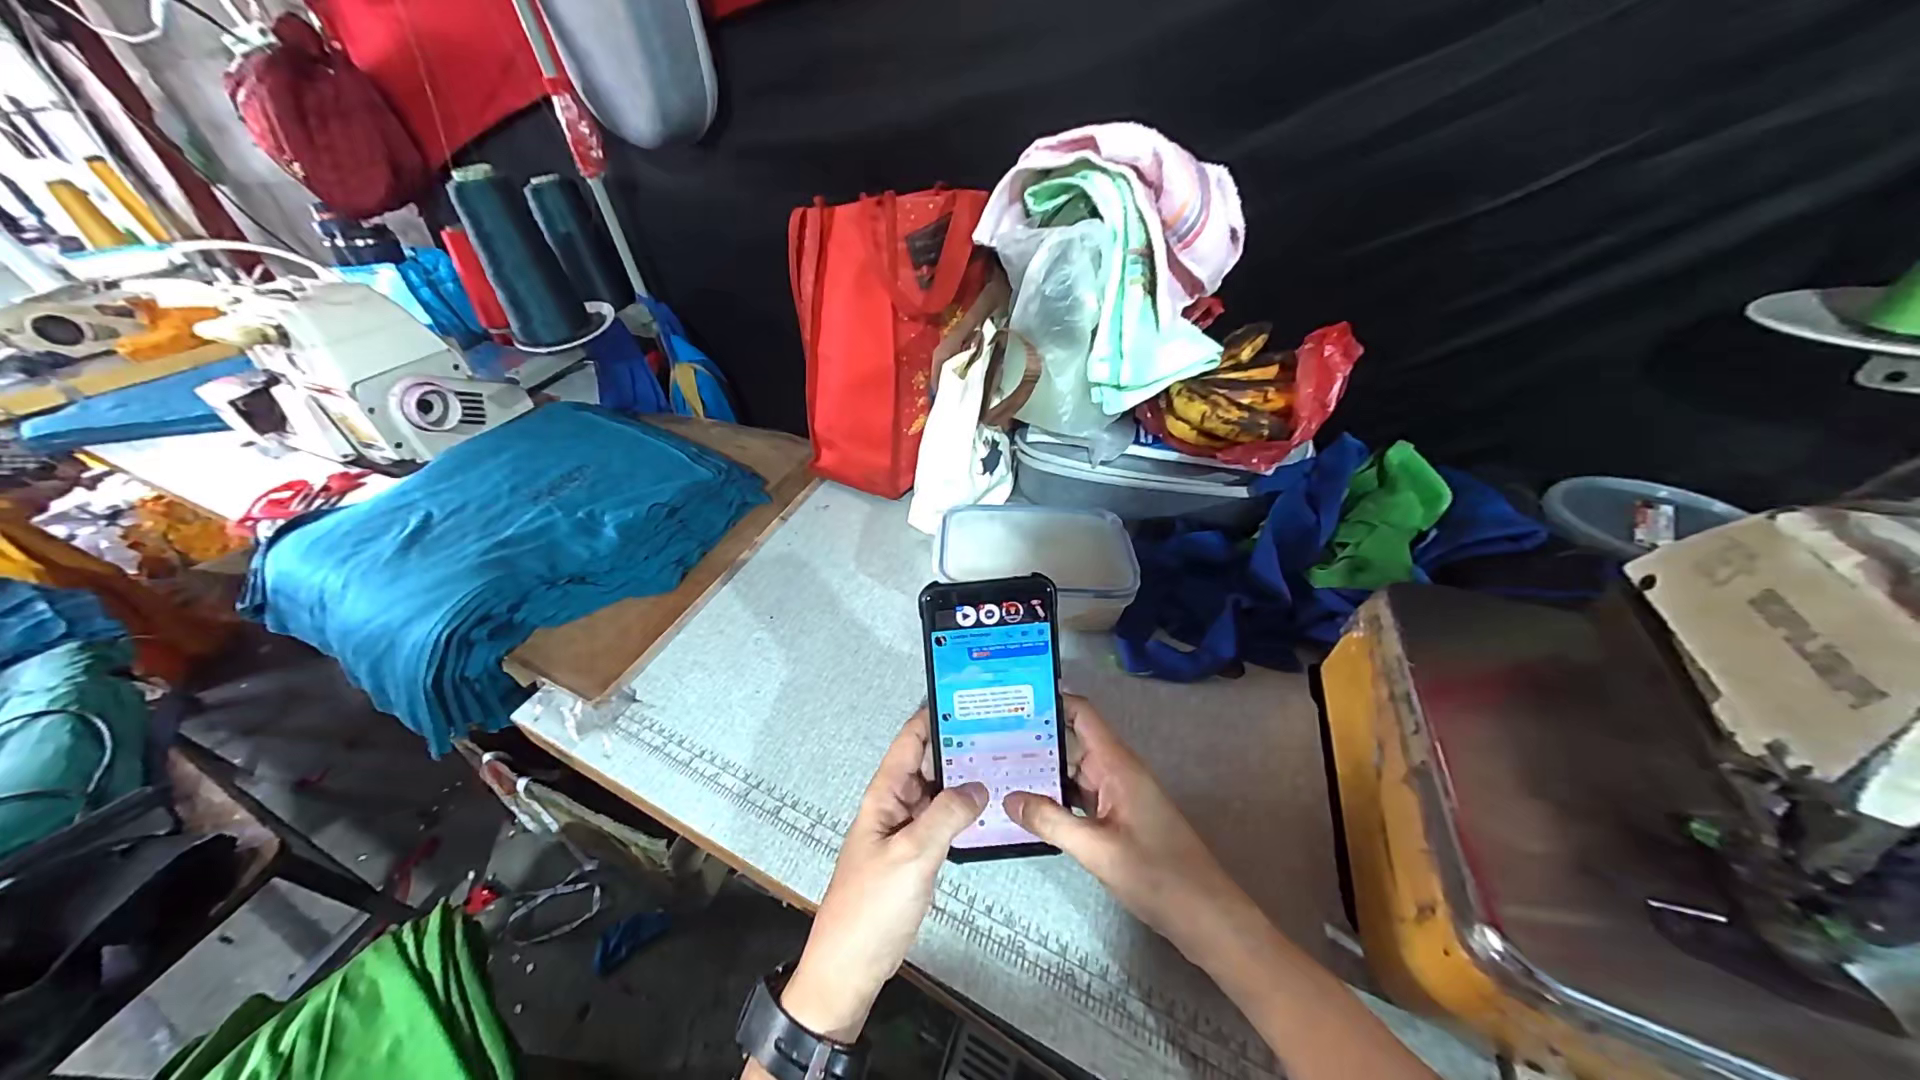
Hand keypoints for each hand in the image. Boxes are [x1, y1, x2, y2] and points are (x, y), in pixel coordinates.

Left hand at [781, 708, 985, 1041]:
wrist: (851, 965)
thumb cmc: (870, 907)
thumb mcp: (912, 855)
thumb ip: (946, 816)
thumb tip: (977, 786)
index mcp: (885, 795)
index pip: (910, 741)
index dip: (933, 715)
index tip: (964, 697)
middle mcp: (896, 805)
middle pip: (929, 762)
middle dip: (958, 743)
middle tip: (997, 728)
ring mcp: (907, 829)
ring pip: (939, 790)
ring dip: (964, 775)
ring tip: (1001, 758)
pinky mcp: (918, 852)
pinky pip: (944, 818)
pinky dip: (964, 808)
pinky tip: (989, 805)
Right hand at [1004, 696, 1243, 955]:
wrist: (1206, 916)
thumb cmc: (1158, 875)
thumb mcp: (1098, 850)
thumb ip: (1051, 822)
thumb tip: (1008, 798)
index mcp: (1117, 764)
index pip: (1081, 713)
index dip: (1050, 700)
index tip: (1011, 698)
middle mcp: (1115, 771)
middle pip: (1070, 740)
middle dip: (1033, 736)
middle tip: (987, 737)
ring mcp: (1116, 795)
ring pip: (1071, 770)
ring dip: (1039, 769)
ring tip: (995, 766)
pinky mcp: (1115, 818)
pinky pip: (1077, 796)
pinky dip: (1052, 797)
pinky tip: (1024, 805)